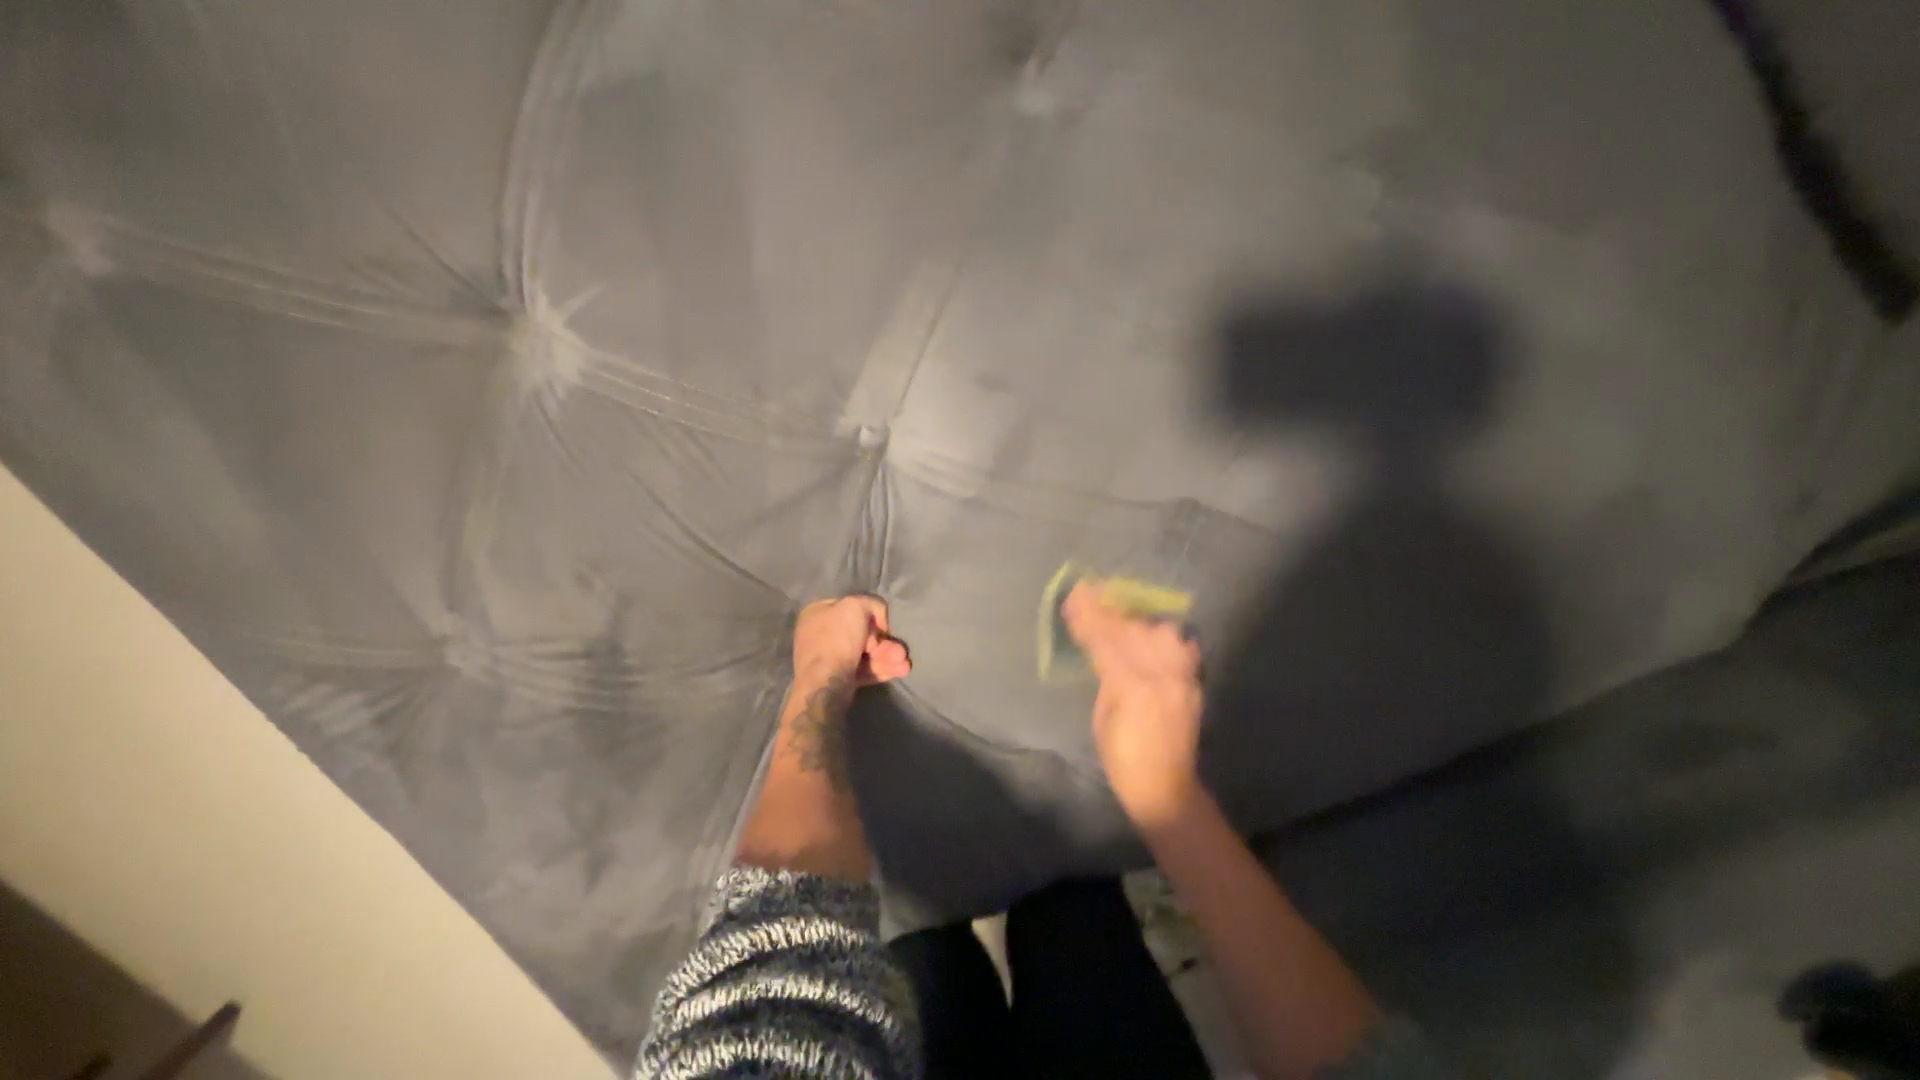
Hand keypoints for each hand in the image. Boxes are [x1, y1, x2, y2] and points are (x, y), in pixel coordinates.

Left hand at [792, 595, 911, 687]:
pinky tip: (900, 670)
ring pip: (866, 653)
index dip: (871, 614)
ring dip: (888, 656)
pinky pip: (864, 669)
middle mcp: (822, 634)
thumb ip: (872, 604)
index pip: (851, 608)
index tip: (883, 625)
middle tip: (900, 650)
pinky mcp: (839, 678)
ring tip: (904, 663)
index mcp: (818, 612)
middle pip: (862, 633)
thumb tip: (879, 623)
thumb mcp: (856, 606)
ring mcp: (829, 658)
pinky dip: (883, 668)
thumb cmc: (837, 639)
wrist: (824, 683)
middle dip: (885, 642)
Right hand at [1063, 581, 1204, 827]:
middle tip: (1092, 592)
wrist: (1166, 787)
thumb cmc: (1122, 759)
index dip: (1088, 616)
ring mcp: (1182, 678)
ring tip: (1123, 616)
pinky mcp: (1194, 685)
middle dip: (1109, 610)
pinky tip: (1157, 636)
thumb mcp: (1102, 718)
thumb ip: (1107, 678)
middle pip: (1133, 630)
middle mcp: (1160, 676)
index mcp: (1130, 686)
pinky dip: (1168, 638)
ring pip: (1162, 632)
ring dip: (1140, 621)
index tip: (1075, 595)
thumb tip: (1103, 649)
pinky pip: (1184, 648)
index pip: (1105, 640)